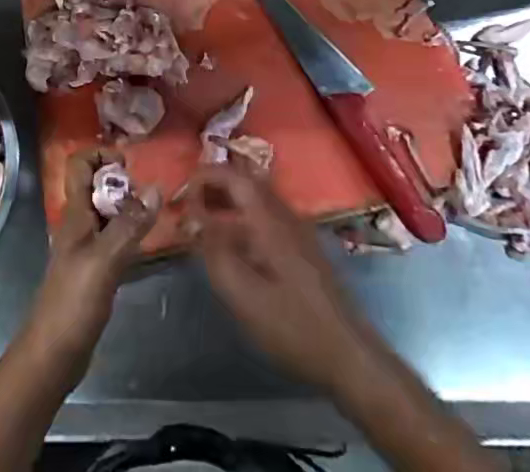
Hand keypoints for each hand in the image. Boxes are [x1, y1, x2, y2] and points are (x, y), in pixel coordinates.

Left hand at [27, 149, 158, 367]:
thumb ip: (129, 224)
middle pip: (96, 184)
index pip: (79, 164)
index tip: (130, 167)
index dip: (102, 154)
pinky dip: (131, 230)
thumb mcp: (105, 259)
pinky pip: (114, 234)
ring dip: (130, 205)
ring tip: (156, 213)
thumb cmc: (73, 301)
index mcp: (74, 213)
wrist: (53, 353)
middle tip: (150, 194)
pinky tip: (149, 241)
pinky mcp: (95, 265)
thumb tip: (155, 187)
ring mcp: (86, 244)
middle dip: (122, 180)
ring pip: (108, 209)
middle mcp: (79, 222)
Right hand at [186, 165, 378, 391]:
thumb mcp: (243, 295)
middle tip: (186, 203)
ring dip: (227, 201)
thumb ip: (214, 252)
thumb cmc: (293, 326)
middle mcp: (286, 216)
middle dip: (214, 184)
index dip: (205, 176)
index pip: (235, 177)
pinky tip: (231, 243)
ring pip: (257, 199)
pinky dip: (242, 217)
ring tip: (201, 220)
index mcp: (270, 221)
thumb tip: (191, 218)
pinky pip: (266, 216)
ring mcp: (298, 231)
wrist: (349, 354)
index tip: (180, 194)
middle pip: (248, 182)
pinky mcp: (302, 248)